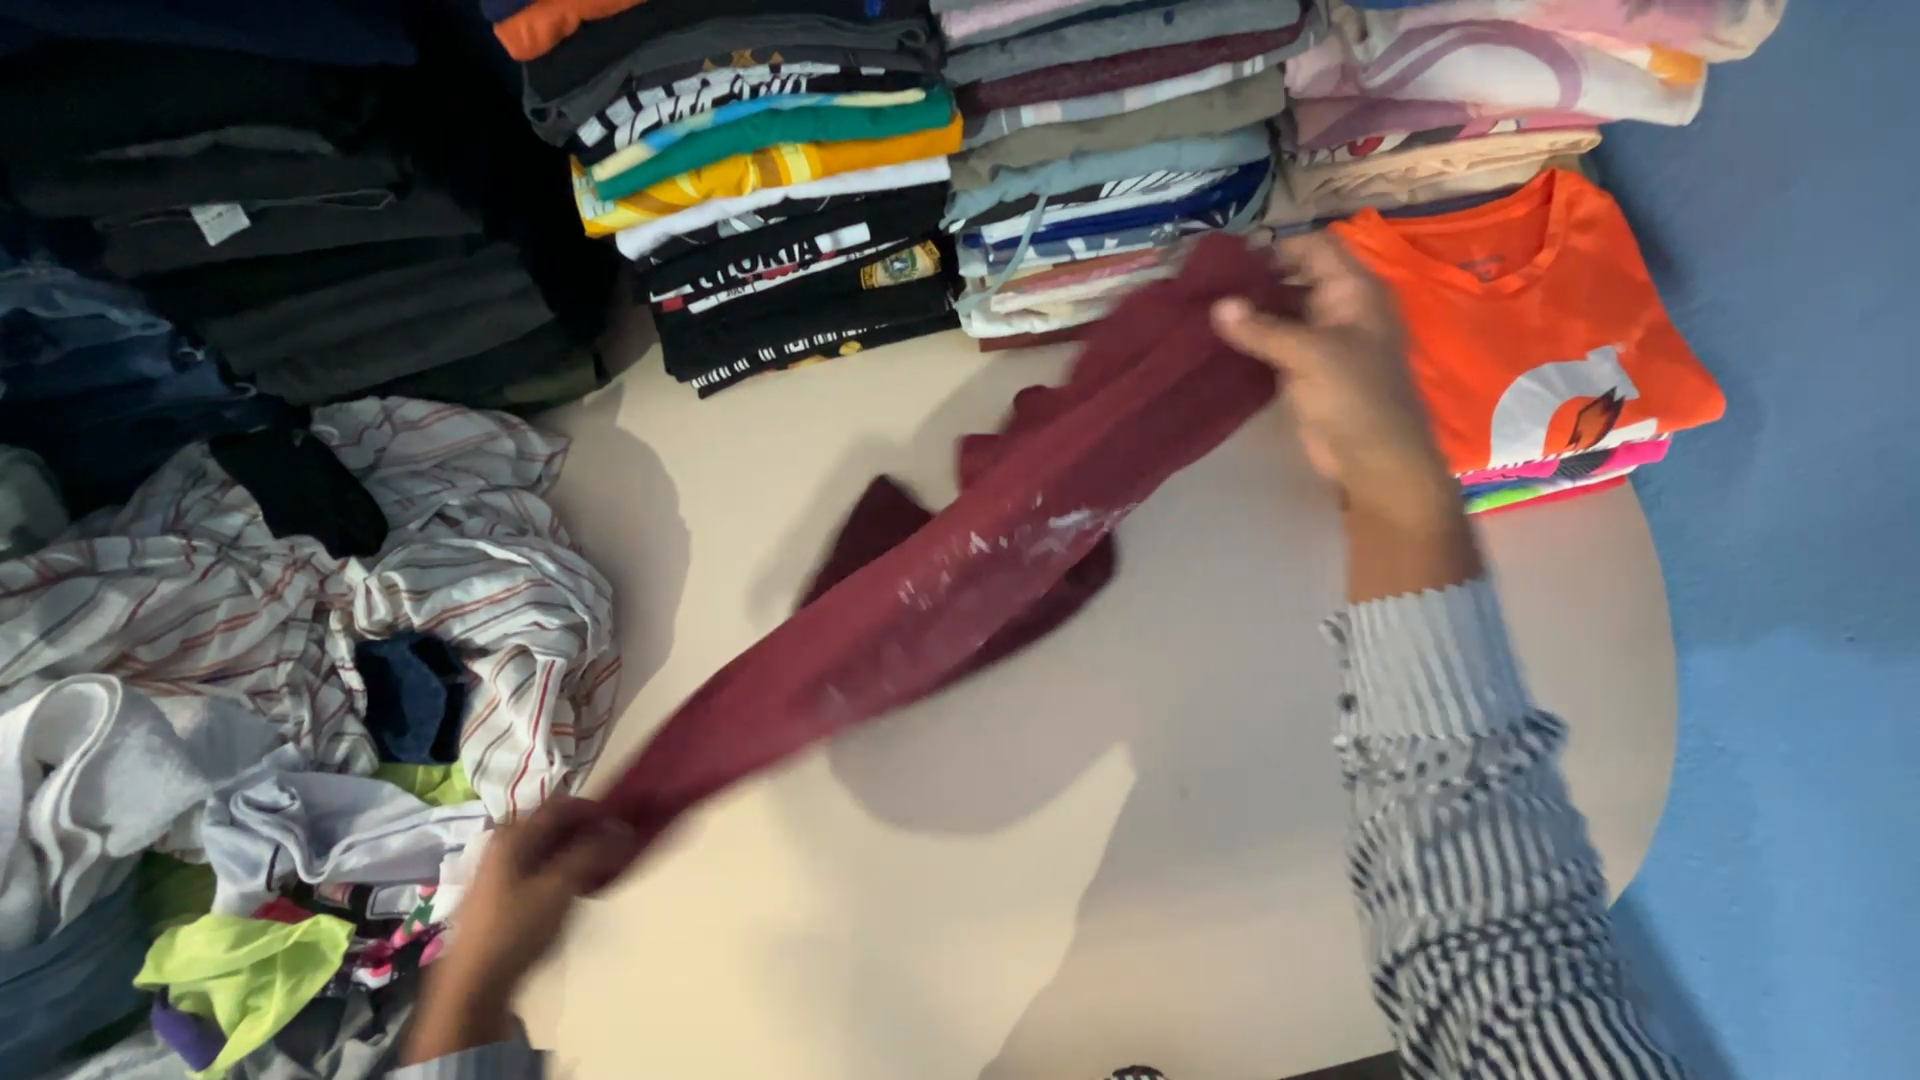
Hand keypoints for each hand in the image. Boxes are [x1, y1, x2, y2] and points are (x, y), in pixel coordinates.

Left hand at [402, 795, 636, 1063]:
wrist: (472, 986)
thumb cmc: (516, 928)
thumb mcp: (560, 886)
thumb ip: (593, 852)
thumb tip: (622, 827)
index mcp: (513, 836)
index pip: (561, 805)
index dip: (594, 808)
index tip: (622, 819)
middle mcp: (502, 845)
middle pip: (553, 825)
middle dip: (587, 830)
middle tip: (615, 841)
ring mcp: (498, 871)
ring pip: (546, 847)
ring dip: (576, 850)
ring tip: (602, 864)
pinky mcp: (500, 894)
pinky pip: (538, 867)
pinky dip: (562, 868)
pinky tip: (578, 885)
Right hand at [1210, 232, 1456, 529]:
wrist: (1373, 459)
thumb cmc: (1355, 397)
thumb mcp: (1310, 355)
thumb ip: (1262, 328)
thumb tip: (1217, 306)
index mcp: (1354, 291)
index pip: (1314, 247)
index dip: (1276, 248)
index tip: (1230, 261)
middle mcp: (1339, 307)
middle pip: (1294, 277)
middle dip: (1255, 279)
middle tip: (1207, 286)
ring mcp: (1321, 340)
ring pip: (1281, 311)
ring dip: (1248, 311)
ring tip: (1204, 309)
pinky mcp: (1304, 369)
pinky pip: (1274, 342)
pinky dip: (1250, 339)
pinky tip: (1218, 340)